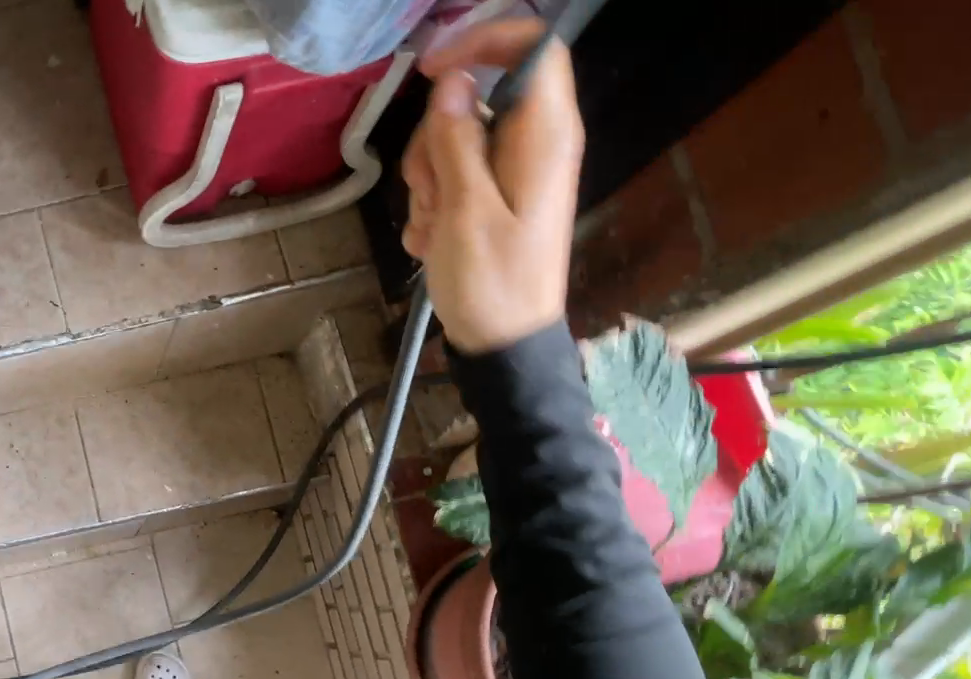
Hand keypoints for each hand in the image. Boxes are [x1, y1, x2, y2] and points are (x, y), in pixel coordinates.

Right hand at [400, 18, 583, 353]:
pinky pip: (449, 181)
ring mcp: (509, 176)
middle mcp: (531, 146)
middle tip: (429, 192)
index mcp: (543, 137)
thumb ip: (457, 143)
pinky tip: (432, 241)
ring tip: (432, 227)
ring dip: (427, 183)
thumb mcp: (465, 212)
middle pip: (473, 102)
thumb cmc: (491, 282)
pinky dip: (431, 207)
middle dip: (434, 142)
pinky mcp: (490, 202)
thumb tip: (451, 85)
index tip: (430, 74)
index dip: (481, 43)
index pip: (531, 48)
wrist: (501, 344)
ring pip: (451, 144)